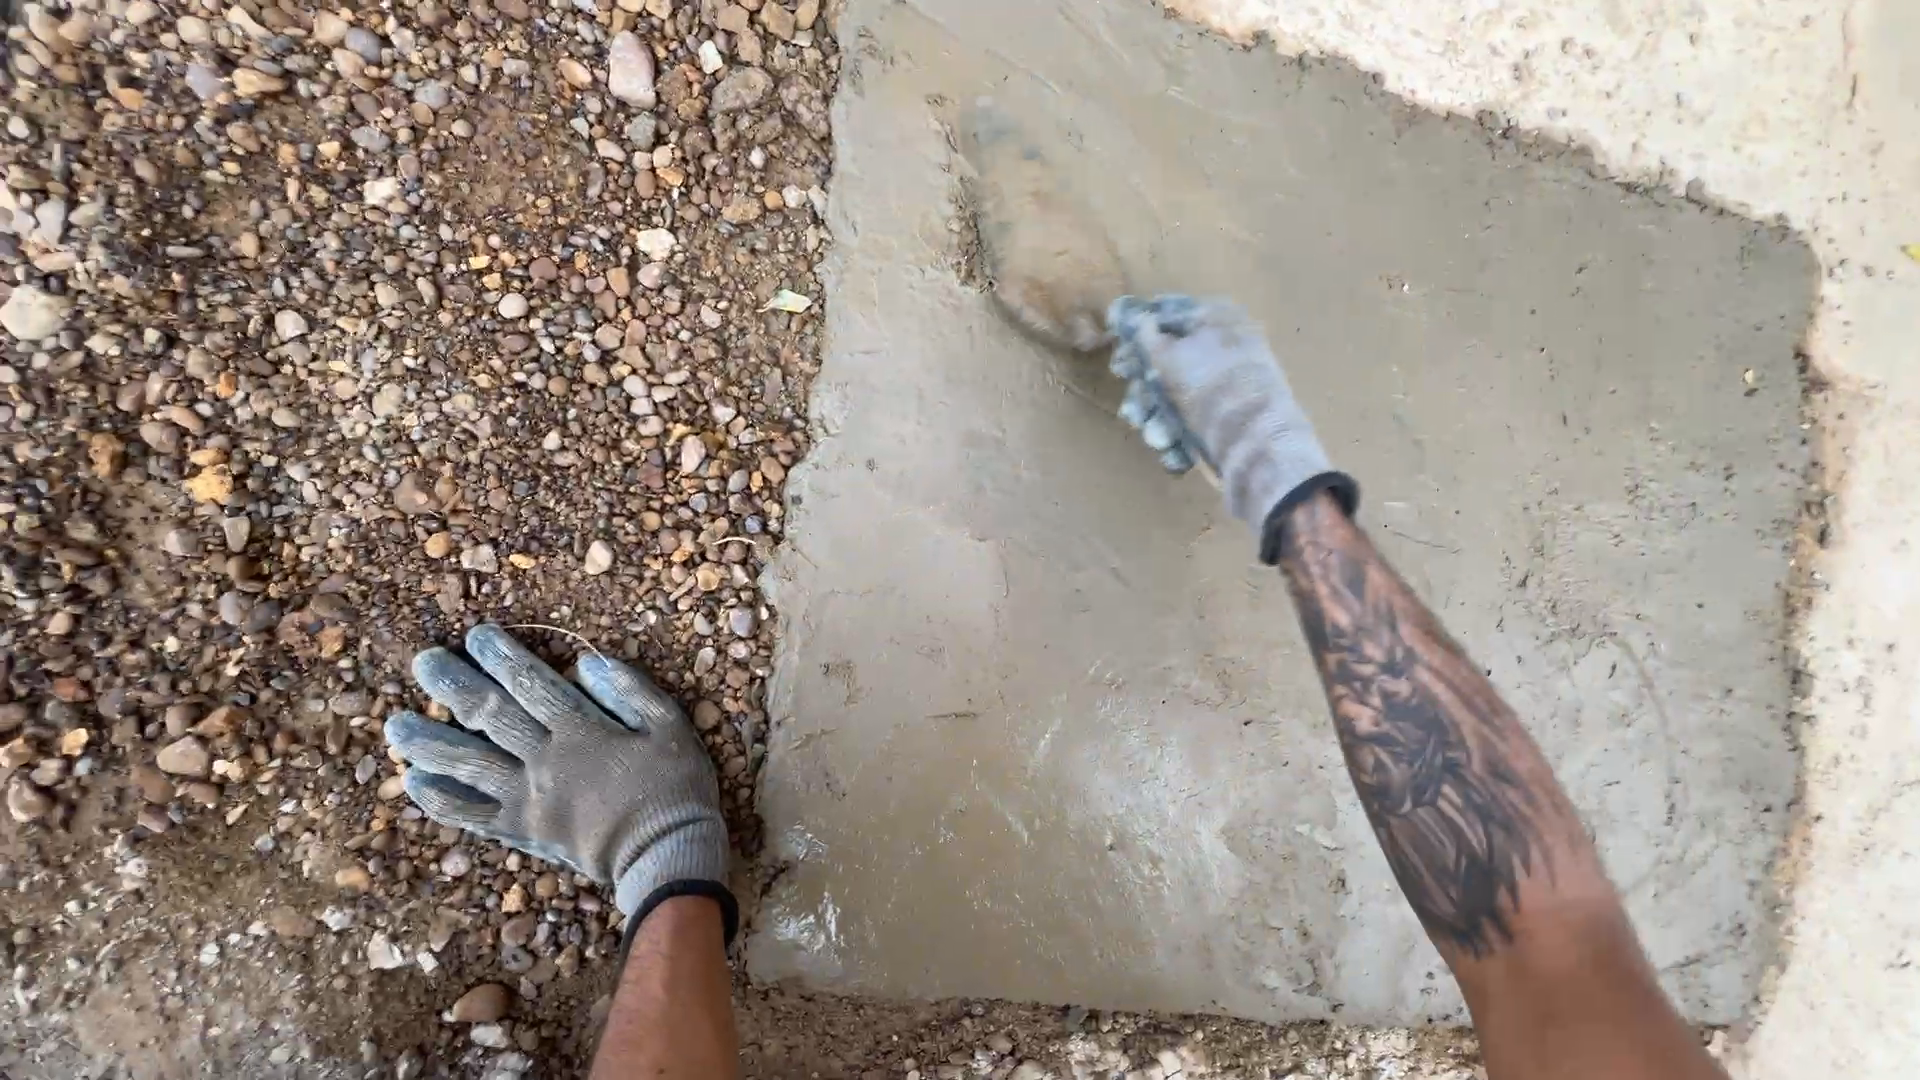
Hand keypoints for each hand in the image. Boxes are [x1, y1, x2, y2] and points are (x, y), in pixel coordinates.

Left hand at [384, 624, 732, 933]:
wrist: (665, 850)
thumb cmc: (675, 783)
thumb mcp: (670, 725)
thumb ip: (632, 690)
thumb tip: (588, 663)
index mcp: (582, 731)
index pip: (533, 685)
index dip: (503, 657)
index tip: (477, 635)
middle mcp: (545, 761)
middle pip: (491, 717)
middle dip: (454, 685)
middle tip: (422, 661)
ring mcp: (528, 799)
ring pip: (468, 765)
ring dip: (428, 742)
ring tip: (395, 723)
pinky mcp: (523, 830)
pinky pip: (471, 815)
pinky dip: (440, 799)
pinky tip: (414, 781)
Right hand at [1108, 295, 1355, 556]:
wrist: (1257, 445)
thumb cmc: (1210, 391)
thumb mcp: (1167, 356)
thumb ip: (1141, 335)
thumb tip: (1123, 313)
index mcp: (1216, 317)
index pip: (1165, 314)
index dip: (1135, 337)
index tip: (1119, 364)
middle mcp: (1225, 344)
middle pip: (1166, 361)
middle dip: (1145, 394)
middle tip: (1133, 413)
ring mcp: (1229, 382)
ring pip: (1175, 396)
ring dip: (1158, 420)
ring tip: (1158, 439)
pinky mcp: (1230, 417)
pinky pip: (1193, 419)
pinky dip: (1179, 436)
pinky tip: (1175, 451)